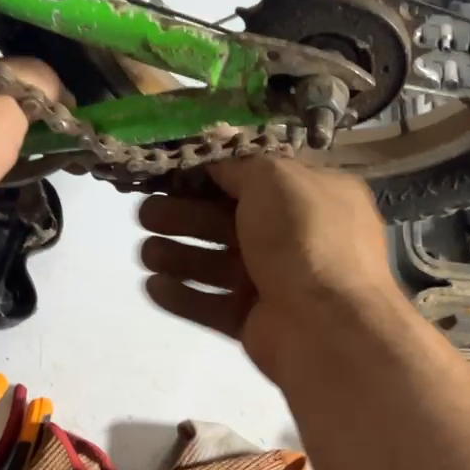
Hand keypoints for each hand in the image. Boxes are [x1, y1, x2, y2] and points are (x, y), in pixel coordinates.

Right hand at [138, 157, 398, 376]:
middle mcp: (297, 238)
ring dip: (179, 255)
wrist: (327, 328)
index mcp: (312, 197)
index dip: (212, 173)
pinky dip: (184, 295)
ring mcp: (276, 283)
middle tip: (144, 212)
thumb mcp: (274, 179)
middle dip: (184, 215)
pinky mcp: (256, 322)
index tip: (170, 169)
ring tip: (143, 252)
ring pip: (218, 264)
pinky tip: (152, 286)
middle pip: (230, 221)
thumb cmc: (306, 239)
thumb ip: (238, 163)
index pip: (256, 178)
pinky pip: (213, 304)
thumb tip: (215, 140)